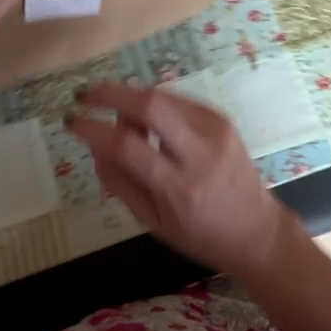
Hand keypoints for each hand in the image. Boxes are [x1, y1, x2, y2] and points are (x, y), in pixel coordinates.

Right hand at [67, 84, 296, 279]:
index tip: (72, 122)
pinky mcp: (222, 119)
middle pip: (150, 104)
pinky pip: (178, 101)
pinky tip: (148, 121)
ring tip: (119, 118)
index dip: (94, 129)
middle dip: (111, 94)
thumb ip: (120, 182)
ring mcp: (216, 131)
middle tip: (86, 96)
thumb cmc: (201, 236)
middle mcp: (200, 154)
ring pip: (162, 96)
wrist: (258, 231)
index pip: (128, 147)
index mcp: (179, 189)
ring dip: (131, 100)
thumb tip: (93, 145)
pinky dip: (155, 105)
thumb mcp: (153, 222)